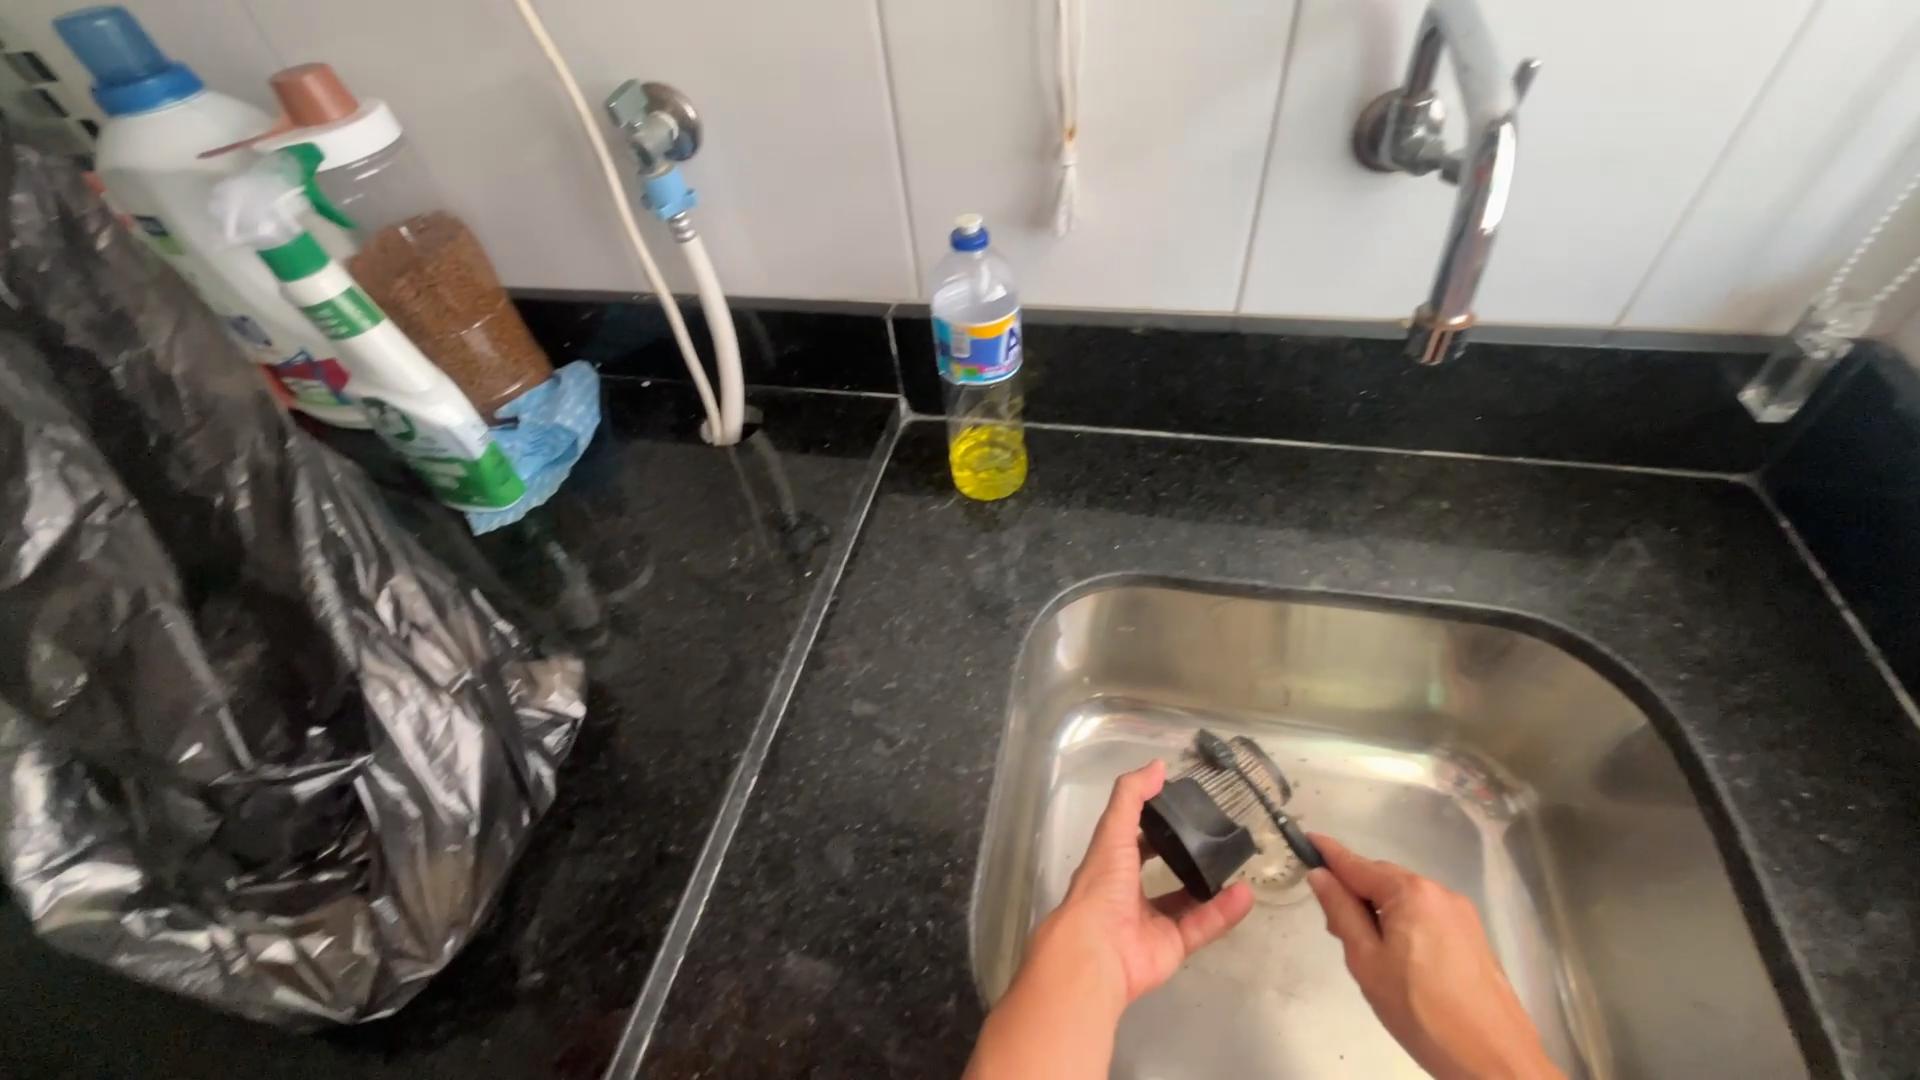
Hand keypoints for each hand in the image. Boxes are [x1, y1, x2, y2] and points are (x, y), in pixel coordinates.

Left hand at [1042, 758, 1256, 1004]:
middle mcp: (1128, 890)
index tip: (1179, 806)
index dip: (1152, 821)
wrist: (1098, 950)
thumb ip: (1132, 796)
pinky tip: (1244, 895)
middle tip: (1213, 837)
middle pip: (1158, 869)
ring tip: (1236, 865)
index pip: (1133, 837)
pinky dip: (1223, 912)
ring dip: (1209, 884)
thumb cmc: (1102, 883)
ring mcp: (1150, 920)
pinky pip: (1202, 927)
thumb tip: (1158, 765)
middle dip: (1182, 855)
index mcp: (1111, 862)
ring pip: (1185, 900)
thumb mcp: (1113, 830)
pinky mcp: (1171, 946)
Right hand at [1307, 835, 1565, 1079]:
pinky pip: (1426, 915)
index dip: (1327, 852)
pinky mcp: (1474, 937)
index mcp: (1410, 892)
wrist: (1494, 1063)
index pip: (1355, 863)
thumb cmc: (1420, 1011)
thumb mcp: (1366, 960)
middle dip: (1355, 893)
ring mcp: (1462, 914)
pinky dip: (1405, 924)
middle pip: (1381, 879)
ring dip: (1380, 911)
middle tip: (1336, 930)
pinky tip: (1402, 960)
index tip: (1304, 840)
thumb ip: (1340, 911)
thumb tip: (1320, 875)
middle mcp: (1438, 892)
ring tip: (1372, 954)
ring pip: (1404, 898)